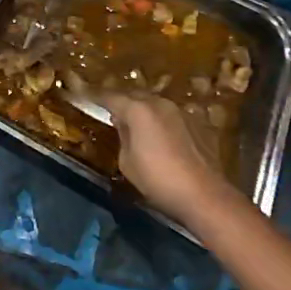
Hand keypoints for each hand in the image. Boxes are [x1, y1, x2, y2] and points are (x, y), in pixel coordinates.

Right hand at [94, 91, 241, 229]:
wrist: (204, 194)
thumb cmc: (159, 180)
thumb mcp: (128, 163)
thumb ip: (122, 137)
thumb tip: (123, 123)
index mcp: (138, 110)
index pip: (111, 97)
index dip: (96, 96)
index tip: (86, 95)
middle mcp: (159, 103)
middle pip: (135, 95)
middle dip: (122, 101)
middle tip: (111, 112)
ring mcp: (180, 110)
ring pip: (155, 103)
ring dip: (143, 110)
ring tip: (136, 123)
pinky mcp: (196, 122)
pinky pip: (171, 115)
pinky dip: (161, 120)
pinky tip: (161, 136)